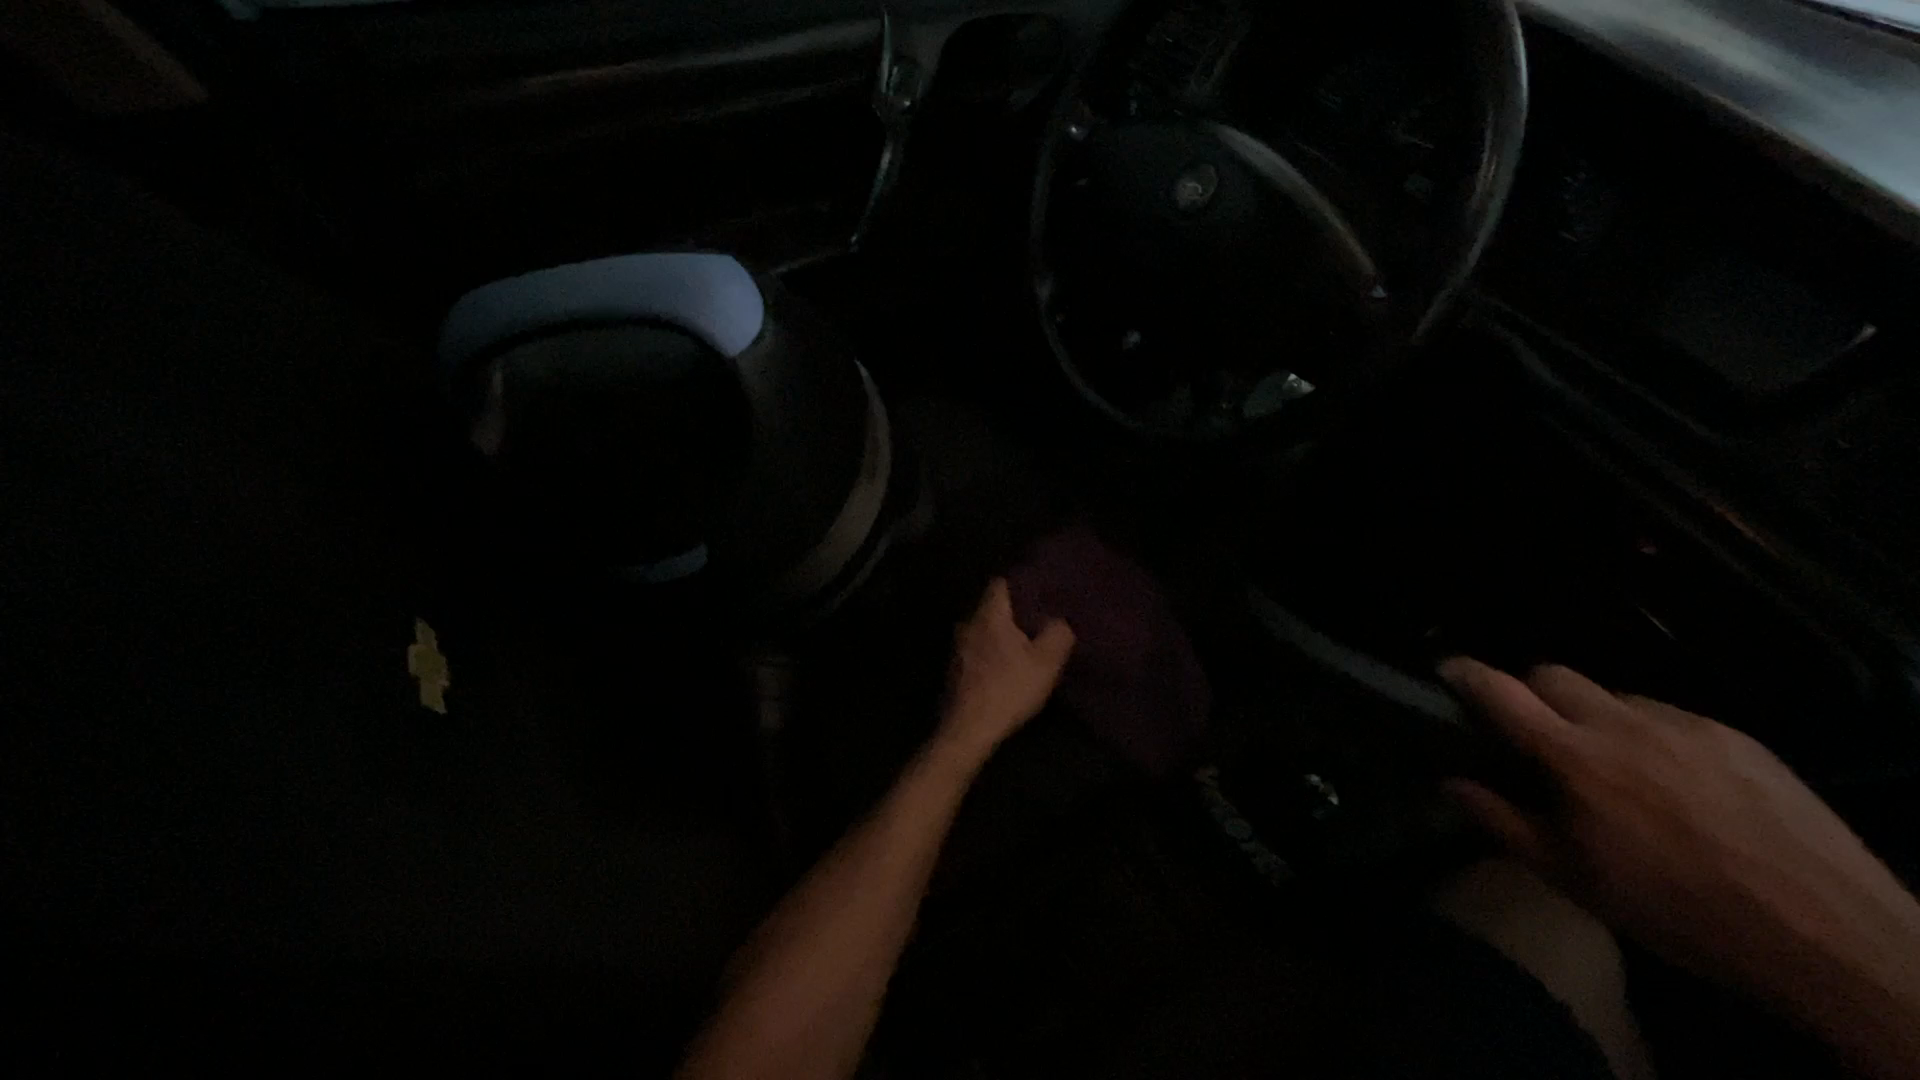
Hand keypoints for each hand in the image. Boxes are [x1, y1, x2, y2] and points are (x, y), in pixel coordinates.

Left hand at [937, 579, 1075, 762]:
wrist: (969, 728)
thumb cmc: (1009, 688)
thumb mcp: (1046, 662)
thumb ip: (1057, 634)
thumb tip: (1059, 620)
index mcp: (989, 615)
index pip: (1001, 584)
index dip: (1022, 585)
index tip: (1040, 594)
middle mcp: (968, 625)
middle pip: (992, 608)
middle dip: (1014, 614)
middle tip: (1038, 623)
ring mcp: (958, 649)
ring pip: (984, 631)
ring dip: (1002, 636)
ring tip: (1024, 648)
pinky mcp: (955, 671)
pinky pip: (977, 651)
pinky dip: (991, 655)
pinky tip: (1005, 670)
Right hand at [1440, 658, 1919, 1077]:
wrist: (1827, 931)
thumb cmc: (1679, 910)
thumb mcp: (1574, 879)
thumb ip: (1503, 822)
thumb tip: (1451, 783)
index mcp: (1576, 759)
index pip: (1503, 692)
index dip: (1466, 673)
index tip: (1447, 669)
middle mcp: (1625, 725)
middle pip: (1555, 674)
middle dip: (1531, 692)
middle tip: (1533, 732)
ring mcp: (1685, 725)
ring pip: (1614, 695)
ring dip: (1593, 717)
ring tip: (1612, 768)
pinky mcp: (1734, 736)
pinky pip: (1669, 717)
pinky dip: (1649, 736)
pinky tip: (1672, 784)